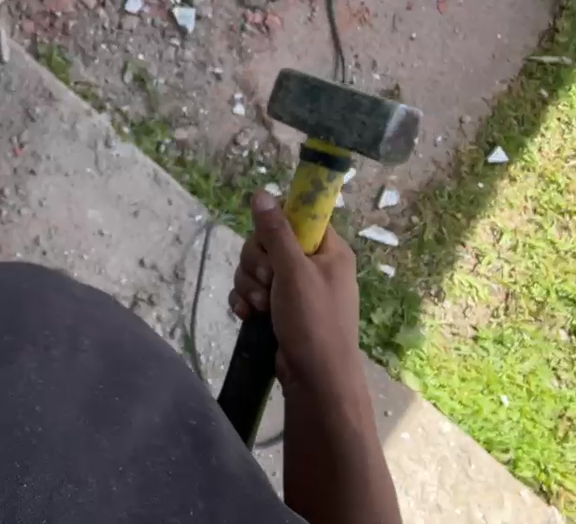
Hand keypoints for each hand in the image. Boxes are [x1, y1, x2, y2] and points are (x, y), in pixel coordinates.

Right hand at [230, 190, 363, 400]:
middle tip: (267, 281)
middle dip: (257, 262)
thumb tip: (261, 192)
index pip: (297, 216)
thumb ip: (276, 231)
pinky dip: (247, 299)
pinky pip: (253, 288)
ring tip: (261, 306)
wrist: (317, 383)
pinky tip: (247, 314)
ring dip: (250, 283)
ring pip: (256, 266)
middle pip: (268, 241)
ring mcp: (296, 288)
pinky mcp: (280, 307)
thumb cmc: (314, 322)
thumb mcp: (294, 272)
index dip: (276, 225)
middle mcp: (314, 265)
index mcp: (329, 250)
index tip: (268, 241)